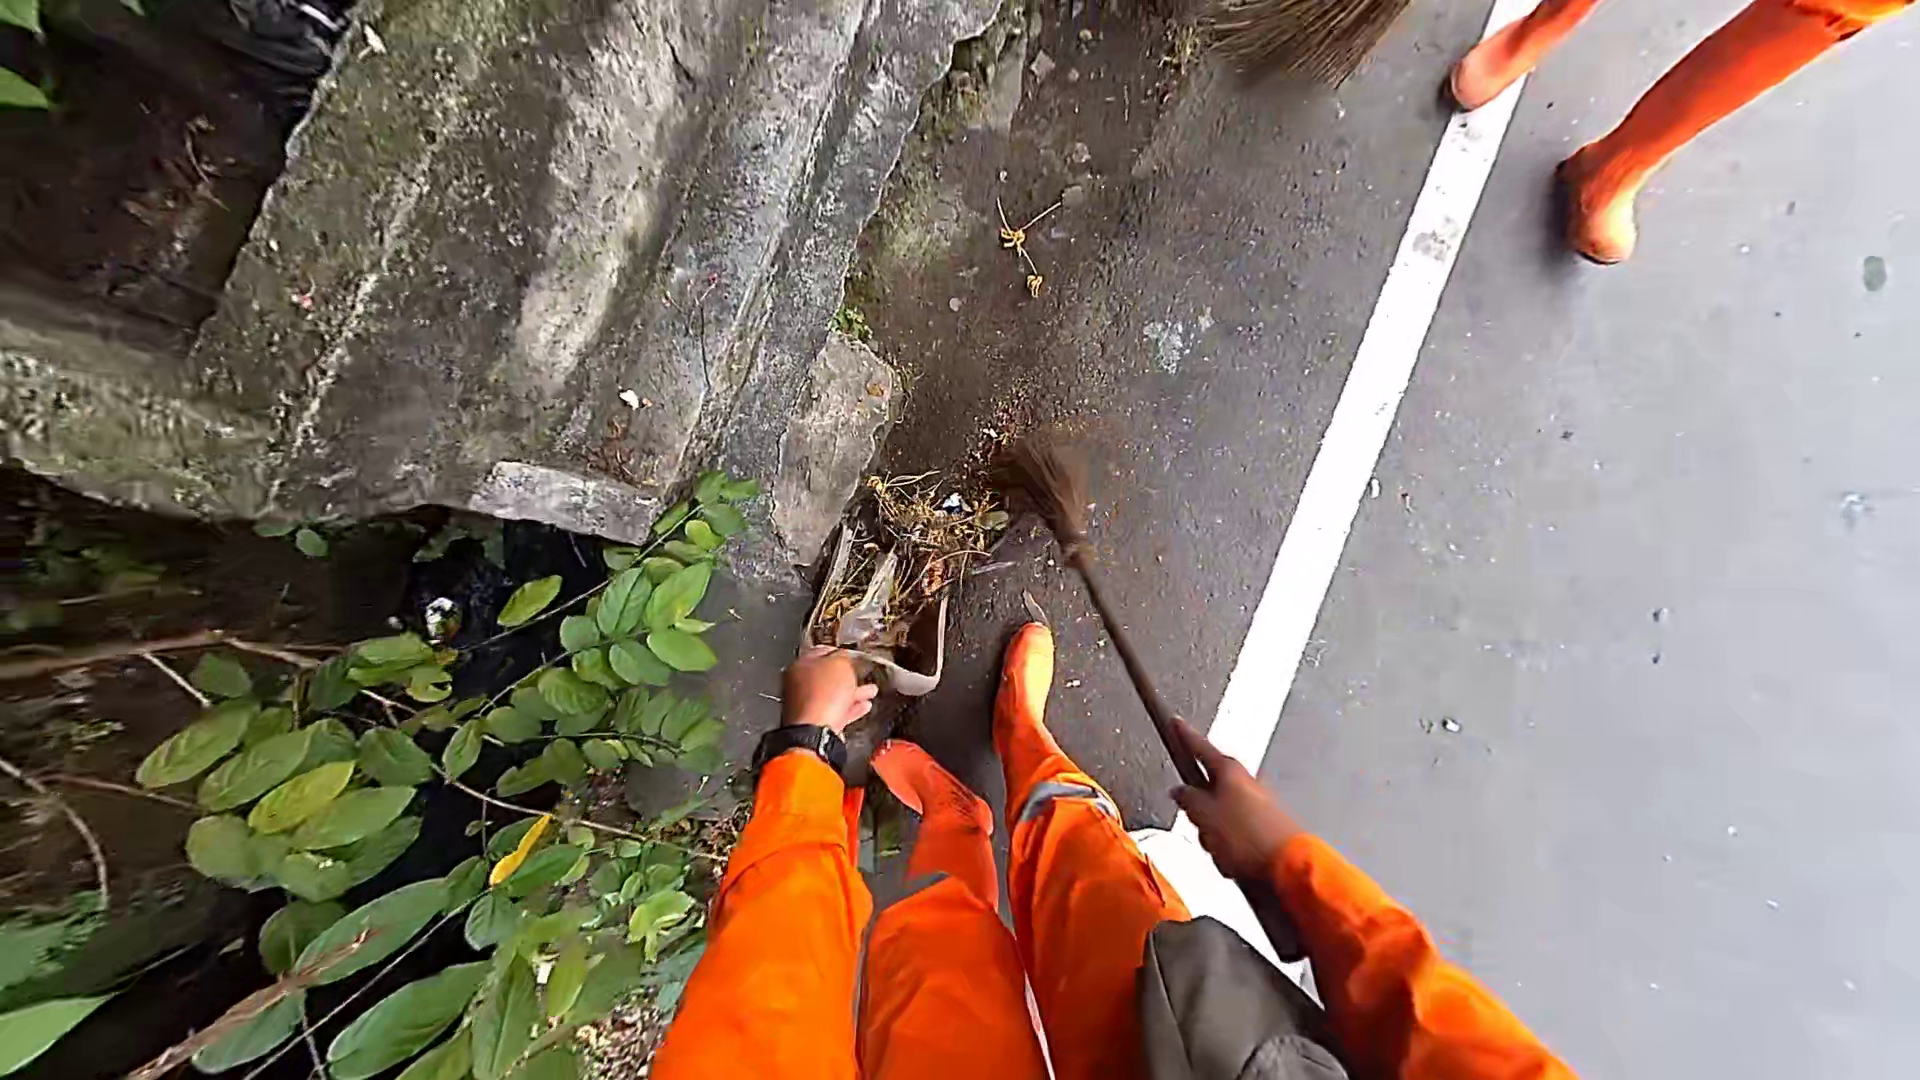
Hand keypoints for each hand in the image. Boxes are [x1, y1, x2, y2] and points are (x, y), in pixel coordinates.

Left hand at [781, 647, 876, 733]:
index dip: (839, 651)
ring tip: (869, 691)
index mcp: (800, 665)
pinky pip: (837, 712)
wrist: (817, 731)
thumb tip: (845, 657)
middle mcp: (799, 685)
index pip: (821, 652)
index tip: (849, 654)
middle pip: (827, 676)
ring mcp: (807, 706)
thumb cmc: (823, 695)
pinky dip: (851, 708)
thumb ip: (843, 657)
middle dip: (847, 675)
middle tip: (859, 672)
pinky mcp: (816, 723)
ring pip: (834, 695)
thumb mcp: (840, 664)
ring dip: (853, 692)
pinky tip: (863, 706)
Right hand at [1170, 718, 1304, 880]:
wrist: (1290, 869)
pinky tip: (1235, 861)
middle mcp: (1247, 783)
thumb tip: (1180, 791)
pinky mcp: (1268, 830)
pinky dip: (1233, 848)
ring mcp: (1260, 806)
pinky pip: (1238, 835)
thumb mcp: (1202, 813)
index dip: (1184, 735)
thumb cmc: (1249, 837)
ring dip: (1216, 834)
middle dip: (1200, 809)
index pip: (1199, 747)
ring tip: (1221, 851)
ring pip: (1222, 816)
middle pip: (1209, 788)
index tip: (1176, 723)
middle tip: (1198, 823)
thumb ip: (1186, 797)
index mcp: (1229, 770)